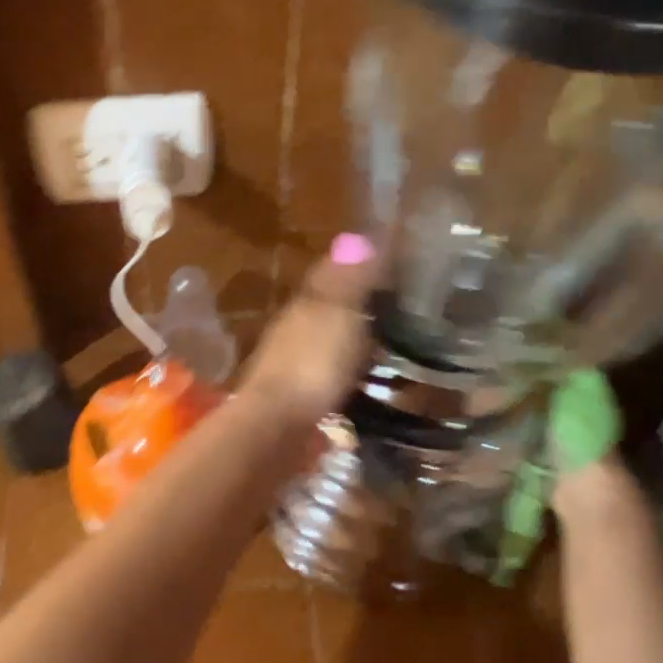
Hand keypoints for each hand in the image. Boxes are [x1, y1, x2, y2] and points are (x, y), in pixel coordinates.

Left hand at [238, 234, 378, 425]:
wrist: (276, 426)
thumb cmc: (311, 363)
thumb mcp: (336, 314)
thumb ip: (349, 280)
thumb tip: (357, 236)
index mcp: (303, 305)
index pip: (328, 276)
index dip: (352, 268)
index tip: (381, 263)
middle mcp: (292, 332)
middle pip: (322, 311)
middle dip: (349, 306)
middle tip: (386, 306)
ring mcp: (290, 368)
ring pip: (322, 344)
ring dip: (344, 341)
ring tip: (379, 344)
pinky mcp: (296, 402)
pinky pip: (324, 377)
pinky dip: (341, 373)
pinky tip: (357, 380)